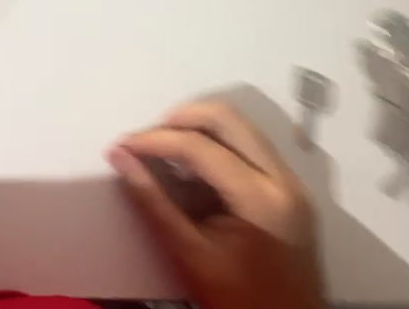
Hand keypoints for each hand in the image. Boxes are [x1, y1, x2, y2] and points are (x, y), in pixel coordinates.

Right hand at [107, 100, 325, 308]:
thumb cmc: (240, 301)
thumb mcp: (191, 253)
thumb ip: (153, 201)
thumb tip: (117, 155)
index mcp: (261, 199)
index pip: (199, 146)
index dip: (154, 140)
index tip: (122, 146)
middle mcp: (283, 180)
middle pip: (226, 118)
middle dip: (179, 119)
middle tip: (147, 140)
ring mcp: (291, 184)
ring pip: (238, 127)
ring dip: (197, 128)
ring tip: (165, 151)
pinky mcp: (288, 191)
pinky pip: (248, 146)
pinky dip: (215, 144)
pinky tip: (192, 169)